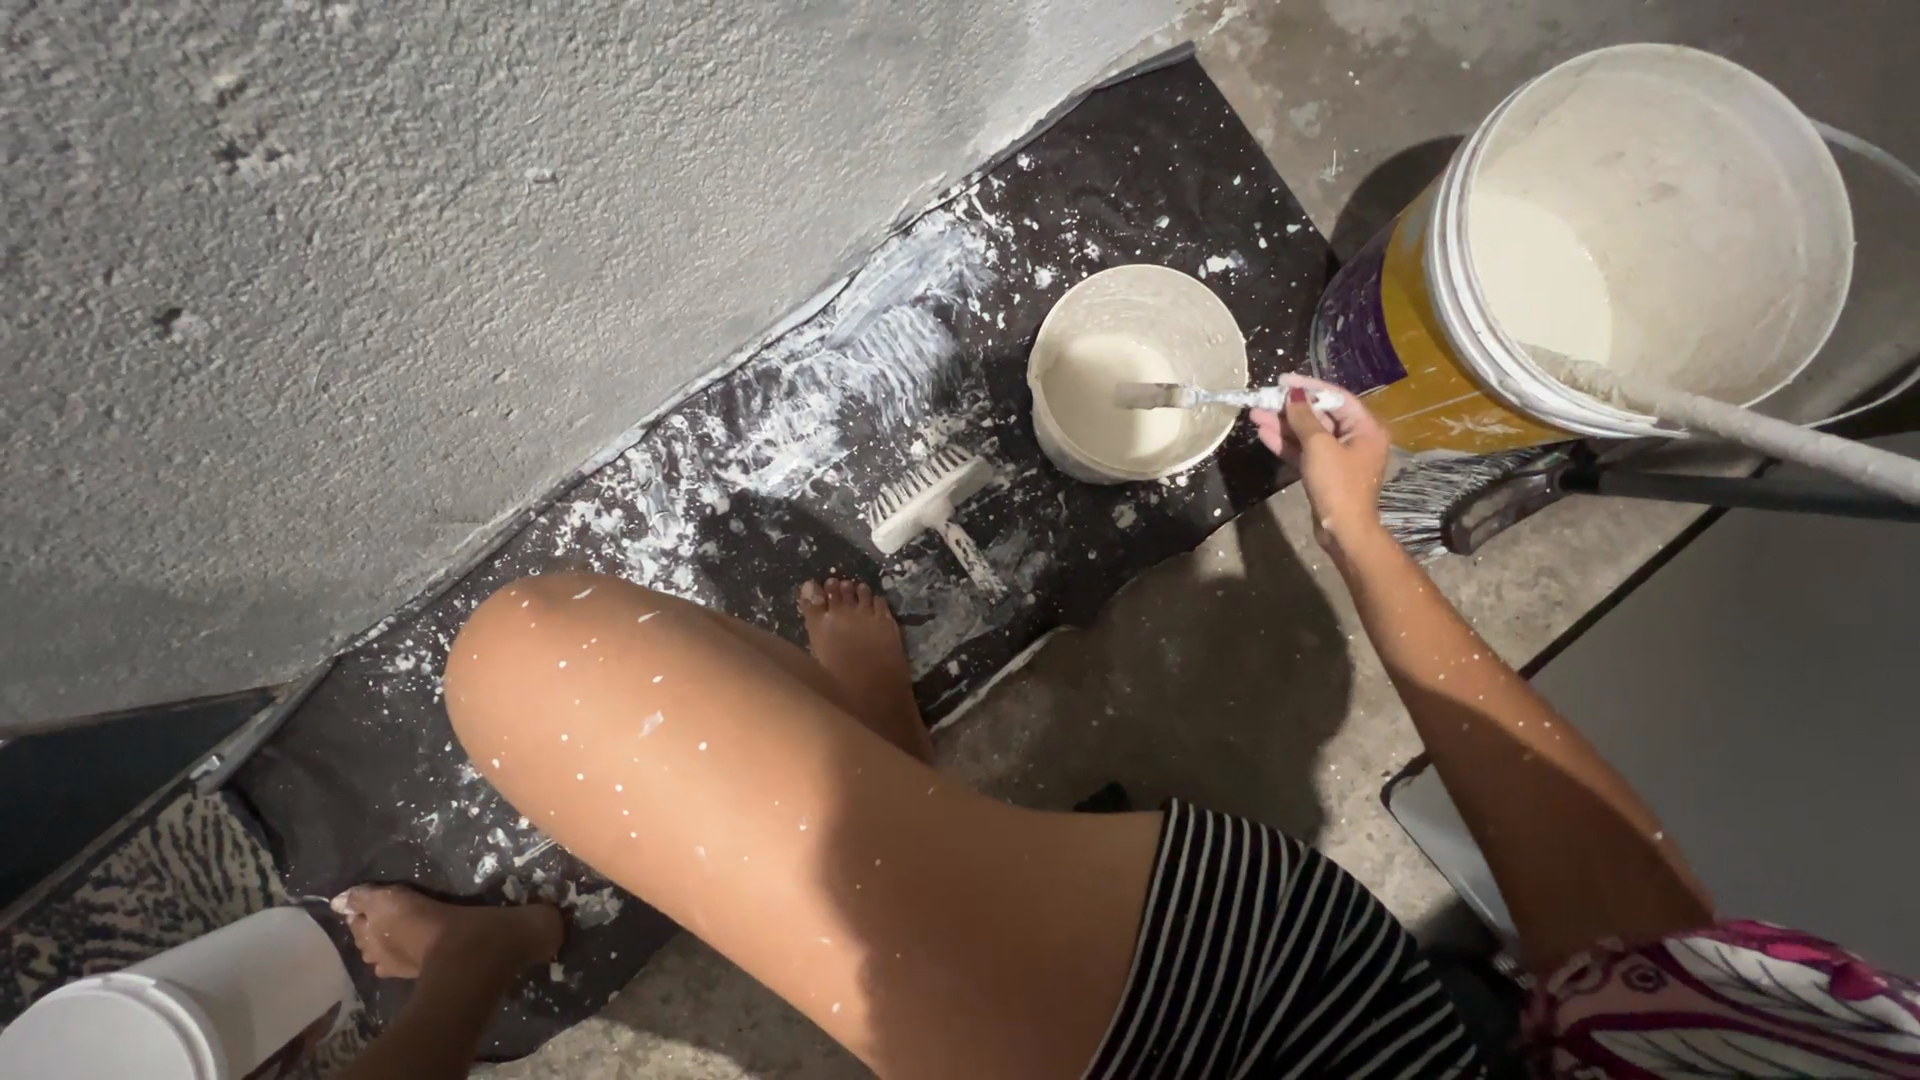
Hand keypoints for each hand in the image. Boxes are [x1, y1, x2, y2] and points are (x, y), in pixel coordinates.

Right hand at [1250, 374, 1389, 551]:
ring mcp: (1339, 457)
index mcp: (1365, 428)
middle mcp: (1355, 438)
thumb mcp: (1319, 446)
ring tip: (1254, 415)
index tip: (1282, 380)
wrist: (1342, 529)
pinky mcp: (1324, 472)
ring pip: (1308, 434)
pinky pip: (1304, 451)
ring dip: (1282, 426)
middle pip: (1319, 416)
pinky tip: (1263, 434)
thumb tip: (1293, 394)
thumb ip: (1304, 418)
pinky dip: (1285, 444)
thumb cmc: (1337, 484)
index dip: (1309, 387)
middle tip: (1263, 400)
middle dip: (1289, 409)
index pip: (1335, 397)